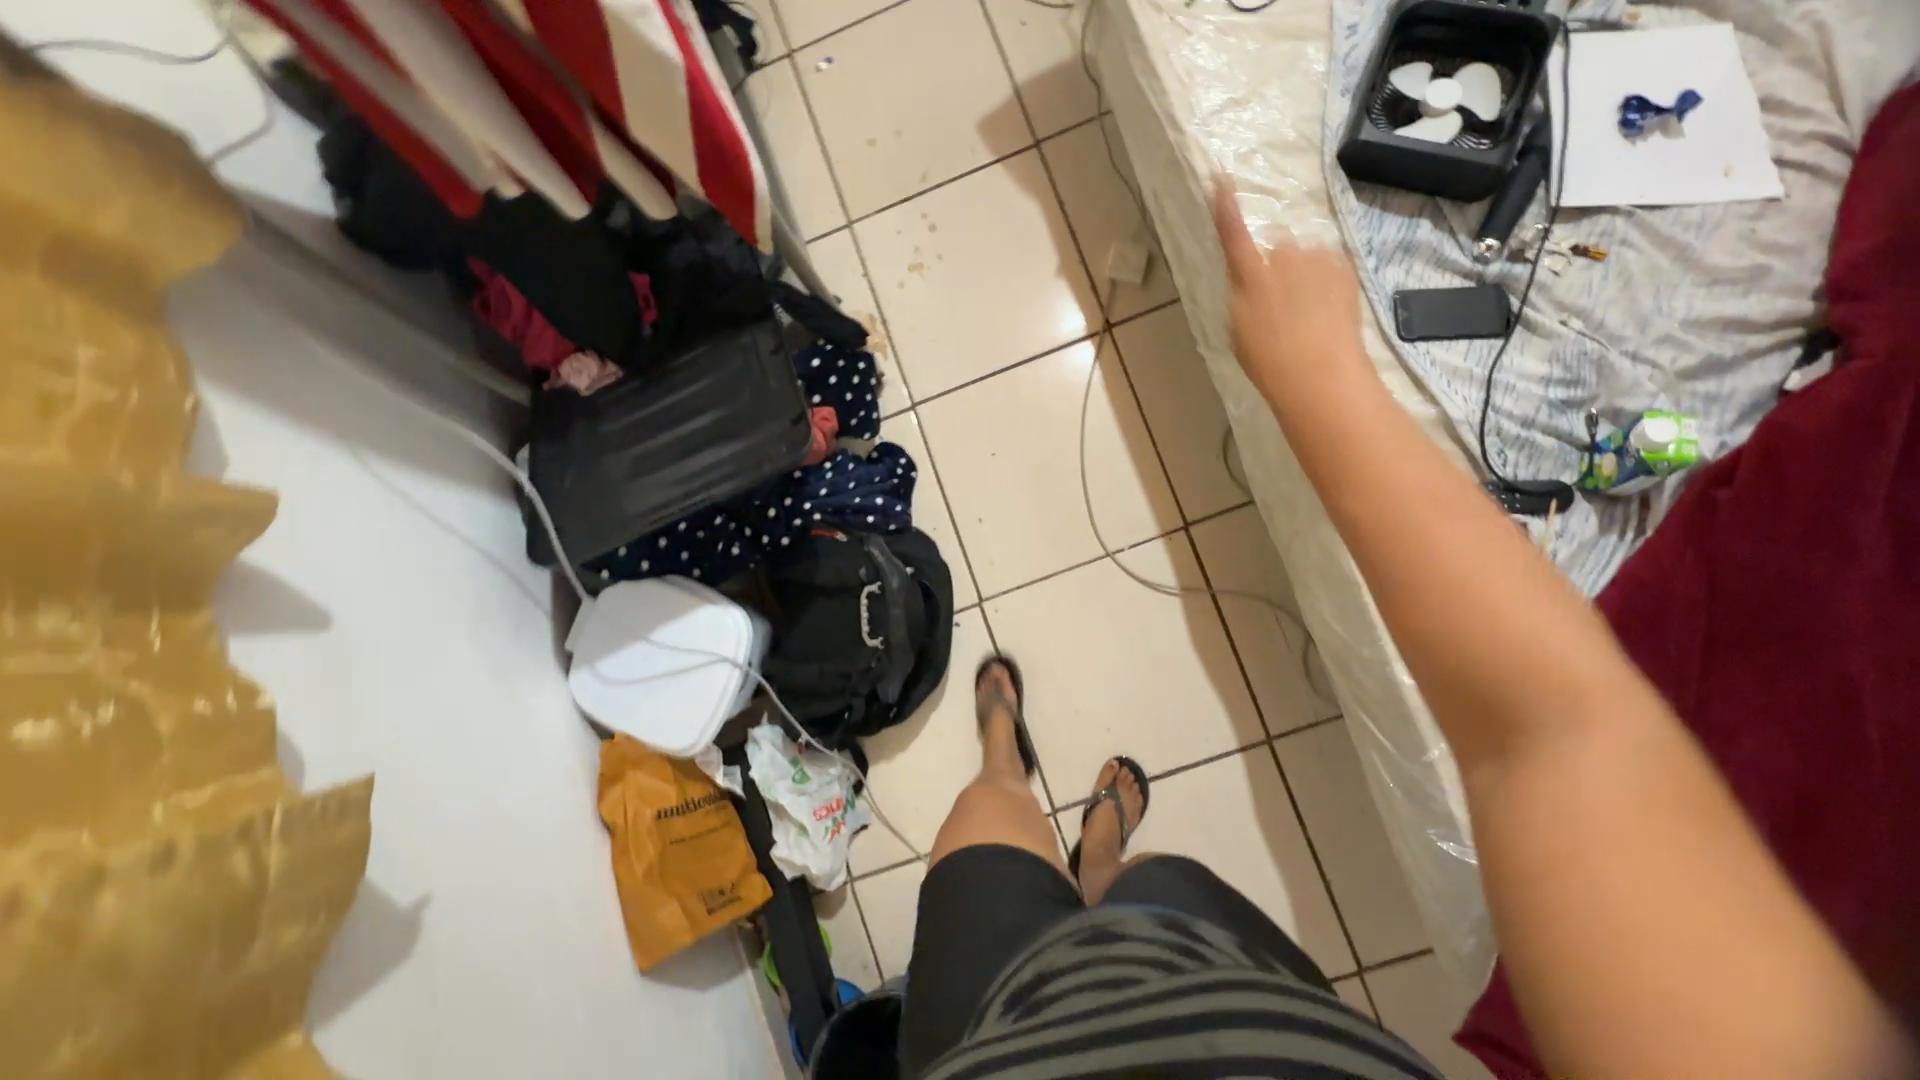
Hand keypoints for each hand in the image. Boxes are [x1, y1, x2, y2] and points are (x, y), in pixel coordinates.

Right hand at [1212, 177, 1367, 396]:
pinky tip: (1329, 309)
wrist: (1320, 373)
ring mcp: (1318, 259)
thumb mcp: (1239, 331)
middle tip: (1282, 303)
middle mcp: (1283, 257)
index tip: (1222, 178)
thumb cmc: (1269, 361)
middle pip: (1279, 246)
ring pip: (1308, 254)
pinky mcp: (1346, 267)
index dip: (1226, 207)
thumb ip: (1243, 296)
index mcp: (1249, 276)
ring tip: (1309, 312)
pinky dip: (1329, 279)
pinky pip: (1332, 264)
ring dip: (1306, 272)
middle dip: (1280, 264)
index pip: (1233, 234)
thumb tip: (1252, 282)